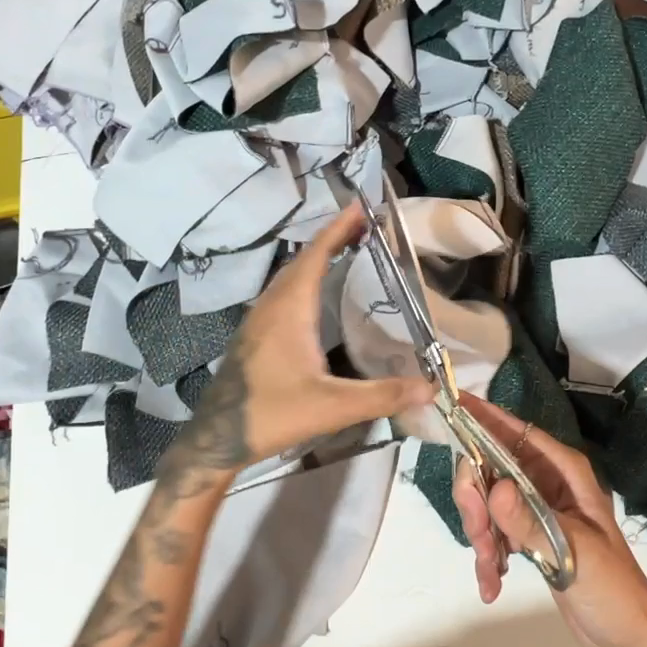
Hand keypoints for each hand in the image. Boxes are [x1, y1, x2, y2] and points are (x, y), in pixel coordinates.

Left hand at [174, 203, 436, 474]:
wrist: (216, 439)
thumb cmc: (271, 414)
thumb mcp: (332, 407)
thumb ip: (382, 395)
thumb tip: (431, 387)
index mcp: (290, 308)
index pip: (317, 254)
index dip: (339, 228)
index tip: (362, 207)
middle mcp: (272, 304)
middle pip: (305, 258)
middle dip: (334, 237)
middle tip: (366, 226)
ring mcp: (259, 318)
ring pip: (291, 275)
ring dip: (318, 257)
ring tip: (347, 249)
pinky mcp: (255, 333)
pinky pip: (284, 290)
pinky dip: (305, 277)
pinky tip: (317, 294)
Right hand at [452, 394, 646, 646]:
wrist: (627, 635)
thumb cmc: (611, 585)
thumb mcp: (570, 550)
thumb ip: (529, 520)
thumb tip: (494, 489)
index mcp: (563, 470)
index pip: (517, 433)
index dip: (484, 418)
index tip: (450, 407)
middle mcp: (546, 480)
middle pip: (491, 468)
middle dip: (476, 501)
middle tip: (479, 535)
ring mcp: (535, 507)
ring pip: (488, 501)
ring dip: (481, 534)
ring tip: (491, 569)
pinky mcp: (528, 535)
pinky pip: (494, 531)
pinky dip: (488, 556)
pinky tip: (492, 584)